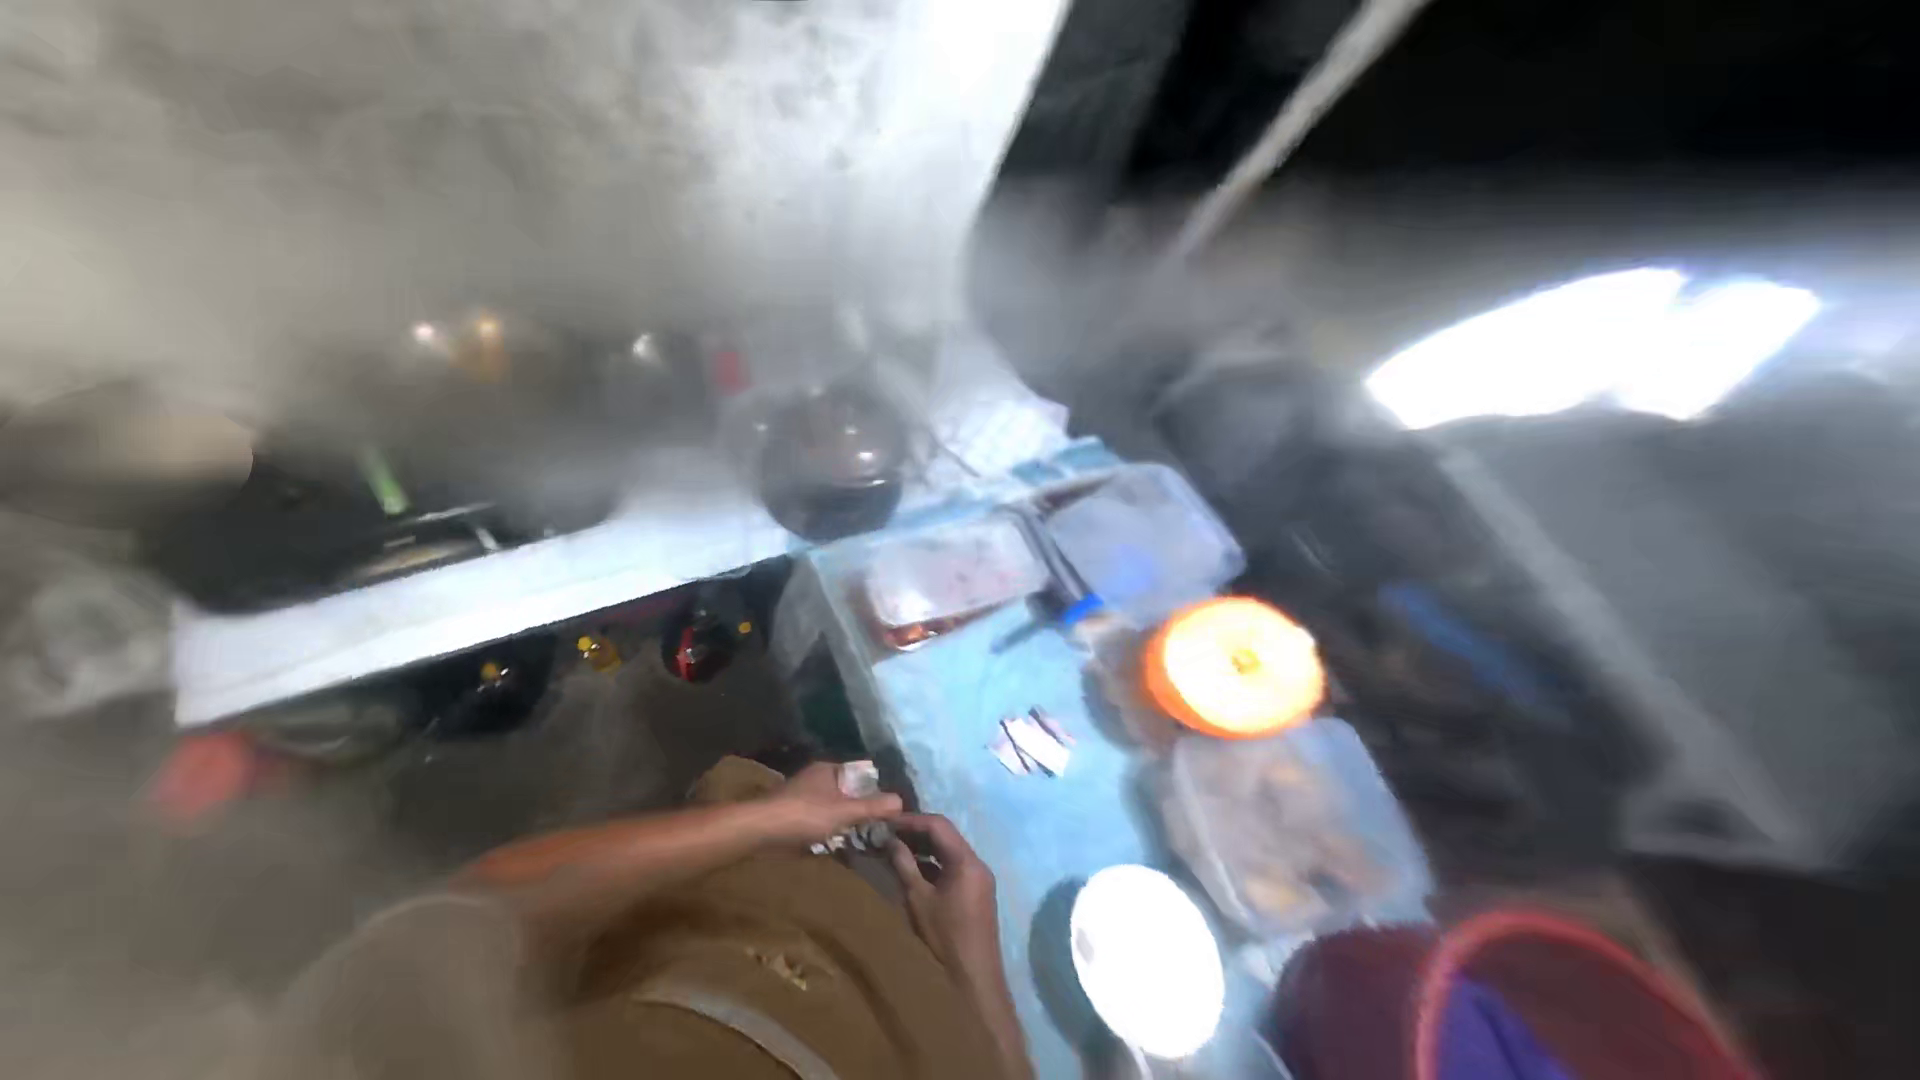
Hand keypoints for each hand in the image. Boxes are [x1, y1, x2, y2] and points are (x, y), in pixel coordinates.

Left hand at [757, 762, 902, 845]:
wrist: (760, 832)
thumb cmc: (805, 814)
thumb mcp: (844, 811)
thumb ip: (872, 807)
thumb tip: (901, 801)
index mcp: (829, 770)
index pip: (860, 774)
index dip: (875, 790)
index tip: (888, 809)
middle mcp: (816, 780)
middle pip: (847, 794)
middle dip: (861, 811)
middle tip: (879, 829)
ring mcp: (803, 799)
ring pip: (833, 811)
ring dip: (845, 826)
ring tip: (864, 843)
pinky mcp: (793, 819)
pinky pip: (819, 825)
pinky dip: (829, 835)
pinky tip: (839, 850)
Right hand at [889, 813, 1032, 1079]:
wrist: (975, 982)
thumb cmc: (944, 939)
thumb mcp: (918, 900)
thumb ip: (905, 866)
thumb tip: (891, 840)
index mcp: (967, 861)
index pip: (939, 825)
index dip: (912, 820)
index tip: (888, 822)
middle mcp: (977, 864)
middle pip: (946, 836)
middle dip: (917, 832)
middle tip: (889, 833)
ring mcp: (979, 879)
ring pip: (950, 852)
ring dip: (925, 848)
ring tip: (896, 848)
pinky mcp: (976, 894)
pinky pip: (954, 868)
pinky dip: (934, 865)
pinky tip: (912, 870)